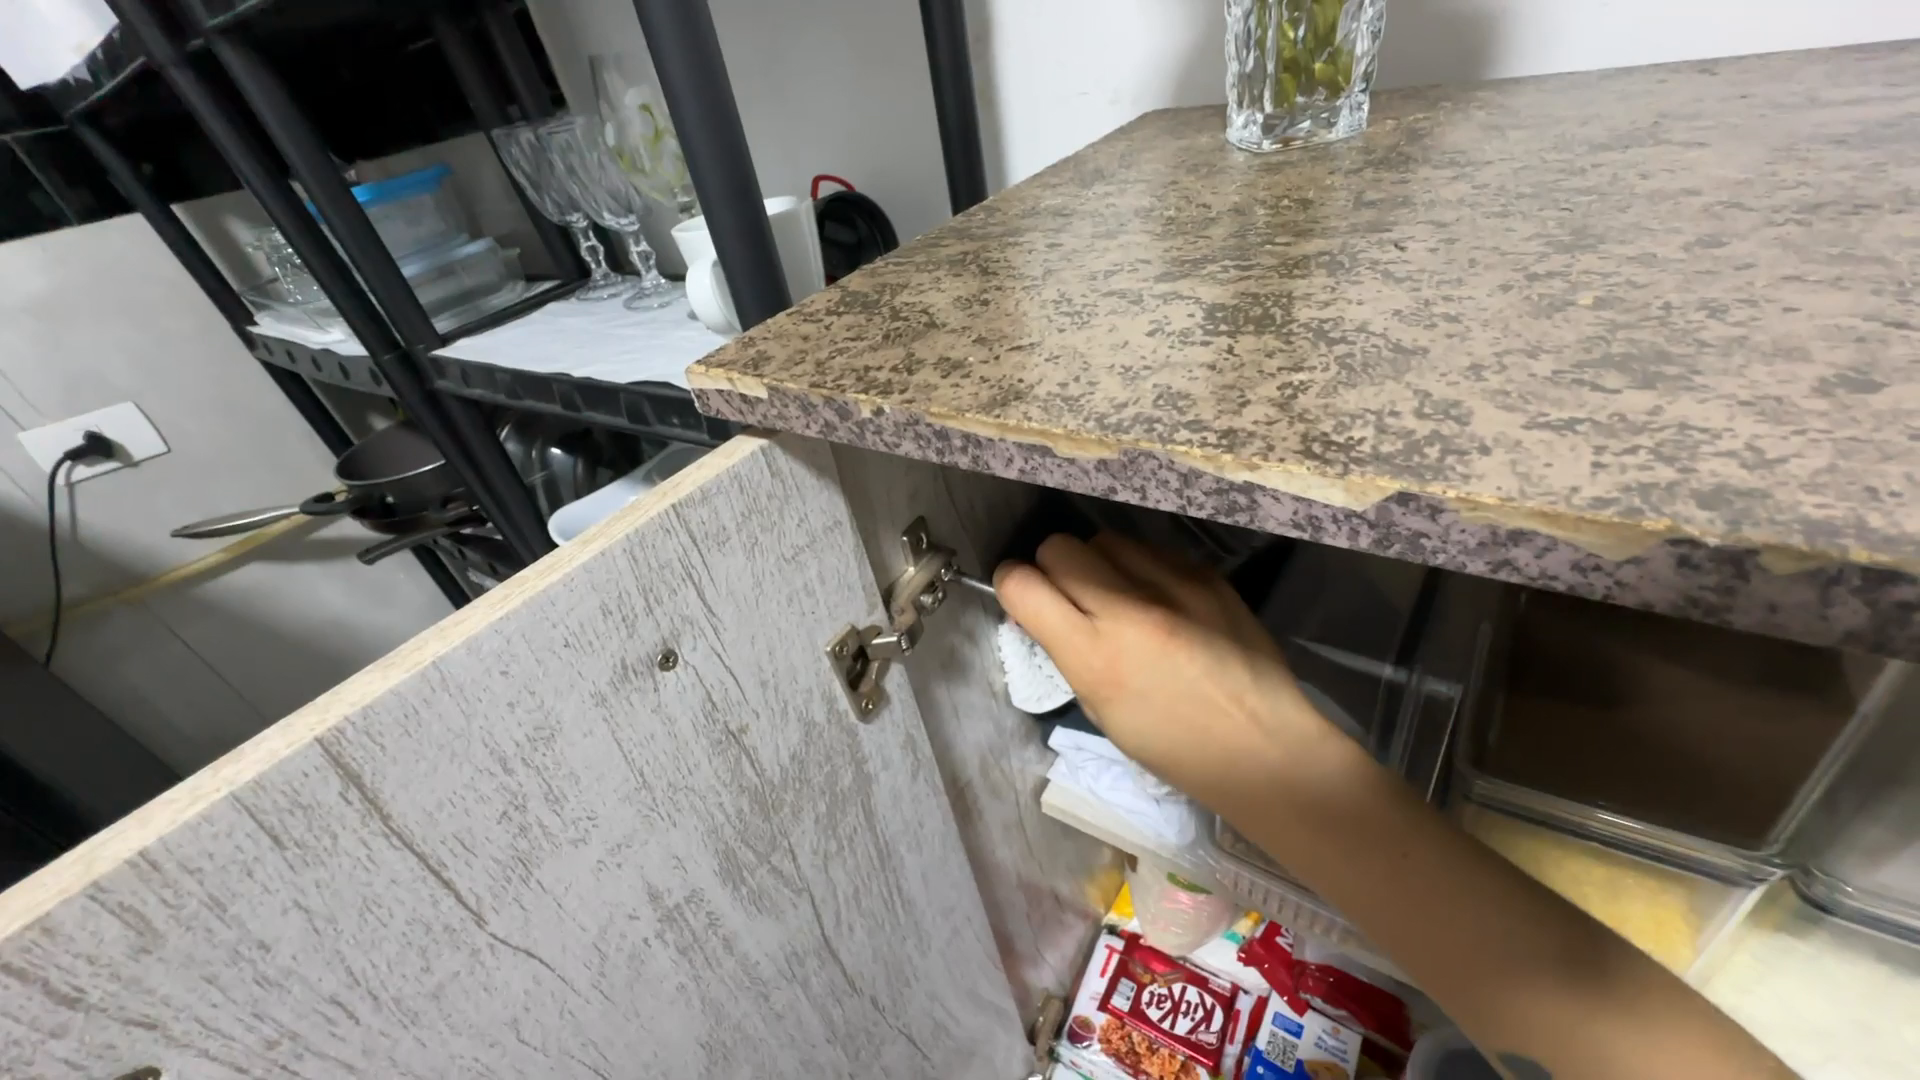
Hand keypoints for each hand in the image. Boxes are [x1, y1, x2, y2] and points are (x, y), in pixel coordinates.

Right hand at [994, 532, 1342, 809]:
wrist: (1263, 746)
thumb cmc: (1171, 747)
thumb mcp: (1100, 709)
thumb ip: (1067, 651)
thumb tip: (1042, 610)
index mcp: (1093, 656)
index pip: (1022, 584)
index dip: (1012, 584)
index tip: (1023, 595)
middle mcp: (1127, 609)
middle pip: (1059, 547)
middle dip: (1052, 568)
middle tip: (1070, 595)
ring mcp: (1172, 586)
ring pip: (1103, 539)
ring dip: (1097, 563)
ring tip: (1116, 594)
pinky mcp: (1206, 575)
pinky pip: (1150, 550)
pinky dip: (1140, 568)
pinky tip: (1158, 598)